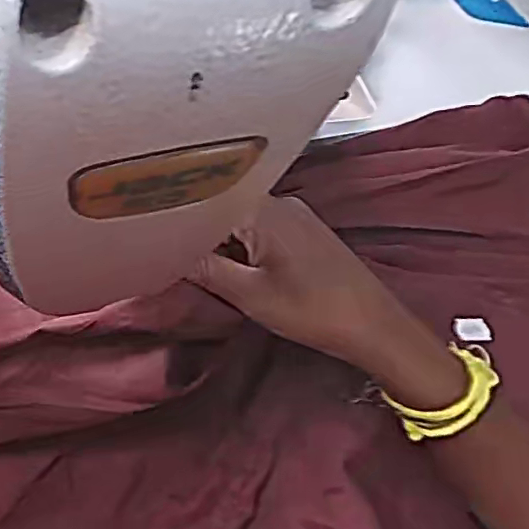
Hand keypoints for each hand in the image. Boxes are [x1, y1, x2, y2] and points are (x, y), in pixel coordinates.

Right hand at [188, 196, 465, 409]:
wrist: (377, 327)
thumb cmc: (312, 310)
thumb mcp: (249, 294)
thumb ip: (204, 268)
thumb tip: (163, 251)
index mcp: (264, 210)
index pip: (207, 200)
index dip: (178, 213)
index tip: (150, 226)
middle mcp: (280, 202)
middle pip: (222, 206)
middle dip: (194, 226)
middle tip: (161, 243)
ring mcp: (294, 214)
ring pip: (239, 218)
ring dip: (216, 237)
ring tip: (186, 253)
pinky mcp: (302, 231)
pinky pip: (258, 226)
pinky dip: (238, 242)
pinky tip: (224, 260)